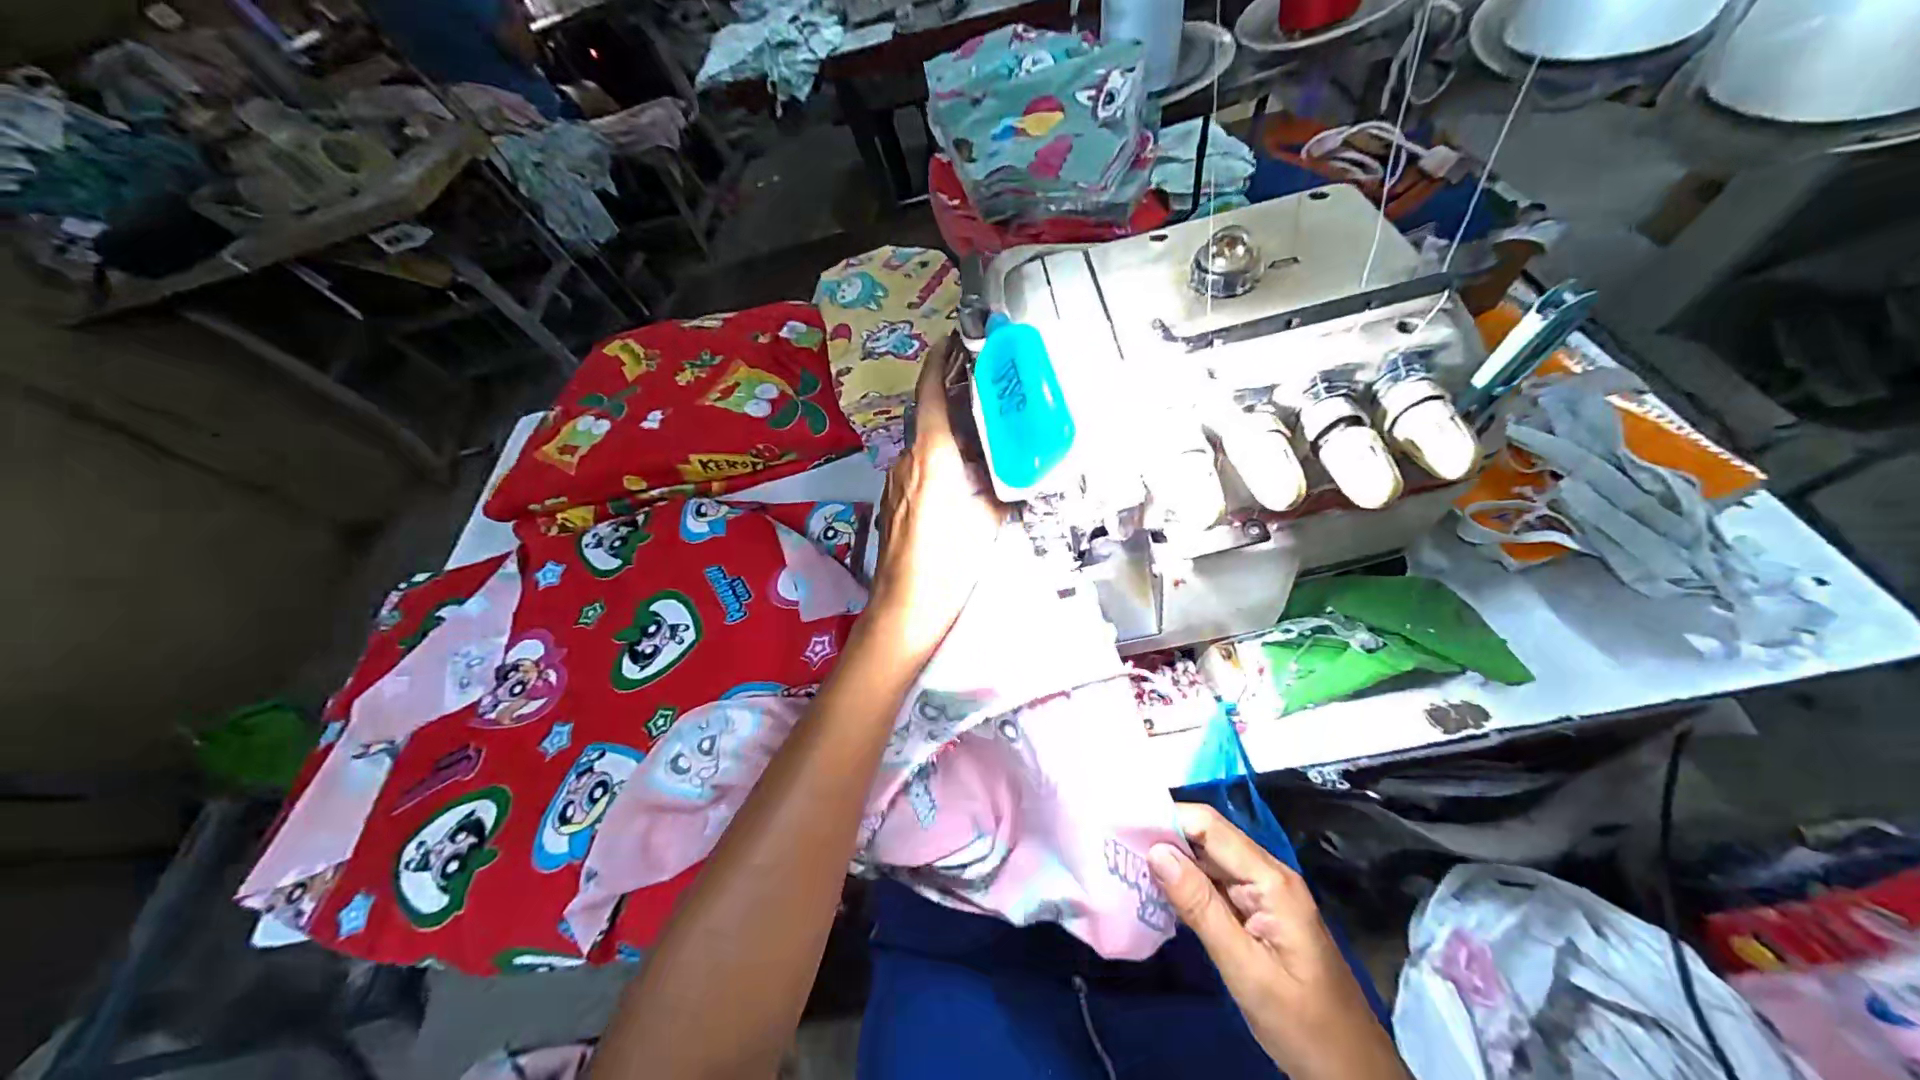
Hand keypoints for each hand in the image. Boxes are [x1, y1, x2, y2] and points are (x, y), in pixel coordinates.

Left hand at [867, 335, 1003, 652]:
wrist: (904, 610)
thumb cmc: (947, 566)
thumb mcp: (986, 523)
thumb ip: (1000, 489)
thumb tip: (1016, 471)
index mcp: (930, 458)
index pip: (930, 394)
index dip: (939, 361)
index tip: (952, 340)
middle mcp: (907, 462)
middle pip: (930, 418)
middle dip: (957, 402)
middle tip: (990, 395)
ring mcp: (895, 483)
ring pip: (926, 445)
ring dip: (951, 437)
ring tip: (986, 439)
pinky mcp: (893, 502)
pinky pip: (919, 468)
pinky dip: (941, 462)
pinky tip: (963, 477)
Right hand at [1149, 804, 1410, 1079]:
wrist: (1352, 1073)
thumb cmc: (1303, 1025)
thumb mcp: (1246, 970)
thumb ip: (1200, 908)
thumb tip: (1156, 850)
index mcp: (1271, 881)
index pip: (1210, 826)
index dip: (1167, 818)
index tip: (1123, 825)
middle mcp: (1268, 876)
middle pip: (1208, 838)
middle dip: (1163, 836)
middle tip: (1116, 844)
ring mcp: (1263, 895)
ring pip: (1209, 860)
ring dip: (1171, 859)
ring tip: (1126, 862)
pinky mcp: (1257, 914)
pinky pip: (1215, 885)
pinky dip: (1185, 884)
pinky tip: (1157, 892)